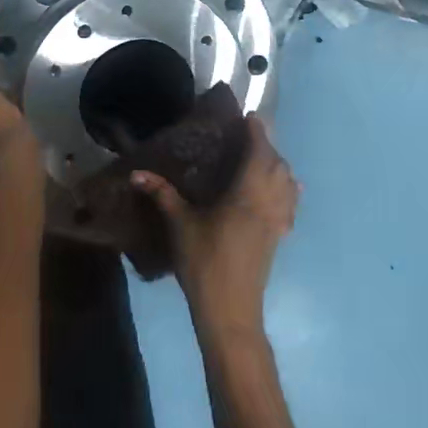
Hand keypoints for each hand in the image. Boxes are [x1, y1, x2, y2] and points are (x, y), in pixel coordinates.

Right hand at [131, 112, 298, 332]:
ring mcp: (278, 220)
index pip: (259, 151)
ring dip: (278, 164)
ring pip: (288, 182)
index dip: (256, 131)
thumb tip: (136, 172)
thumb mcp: (180, 225)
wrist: (231, 310)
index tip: (248, 116)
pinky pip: (291, 203)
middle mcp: (269, 201)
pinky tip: (283, 191)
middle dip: (266, 145)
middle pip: (277, 163)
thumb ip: (162, 194)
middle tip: (248, 135)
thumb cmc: (205, 262)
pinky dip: (288, 189)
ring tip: (261, 158)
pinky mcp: (280, 237)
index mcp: (248, 192)